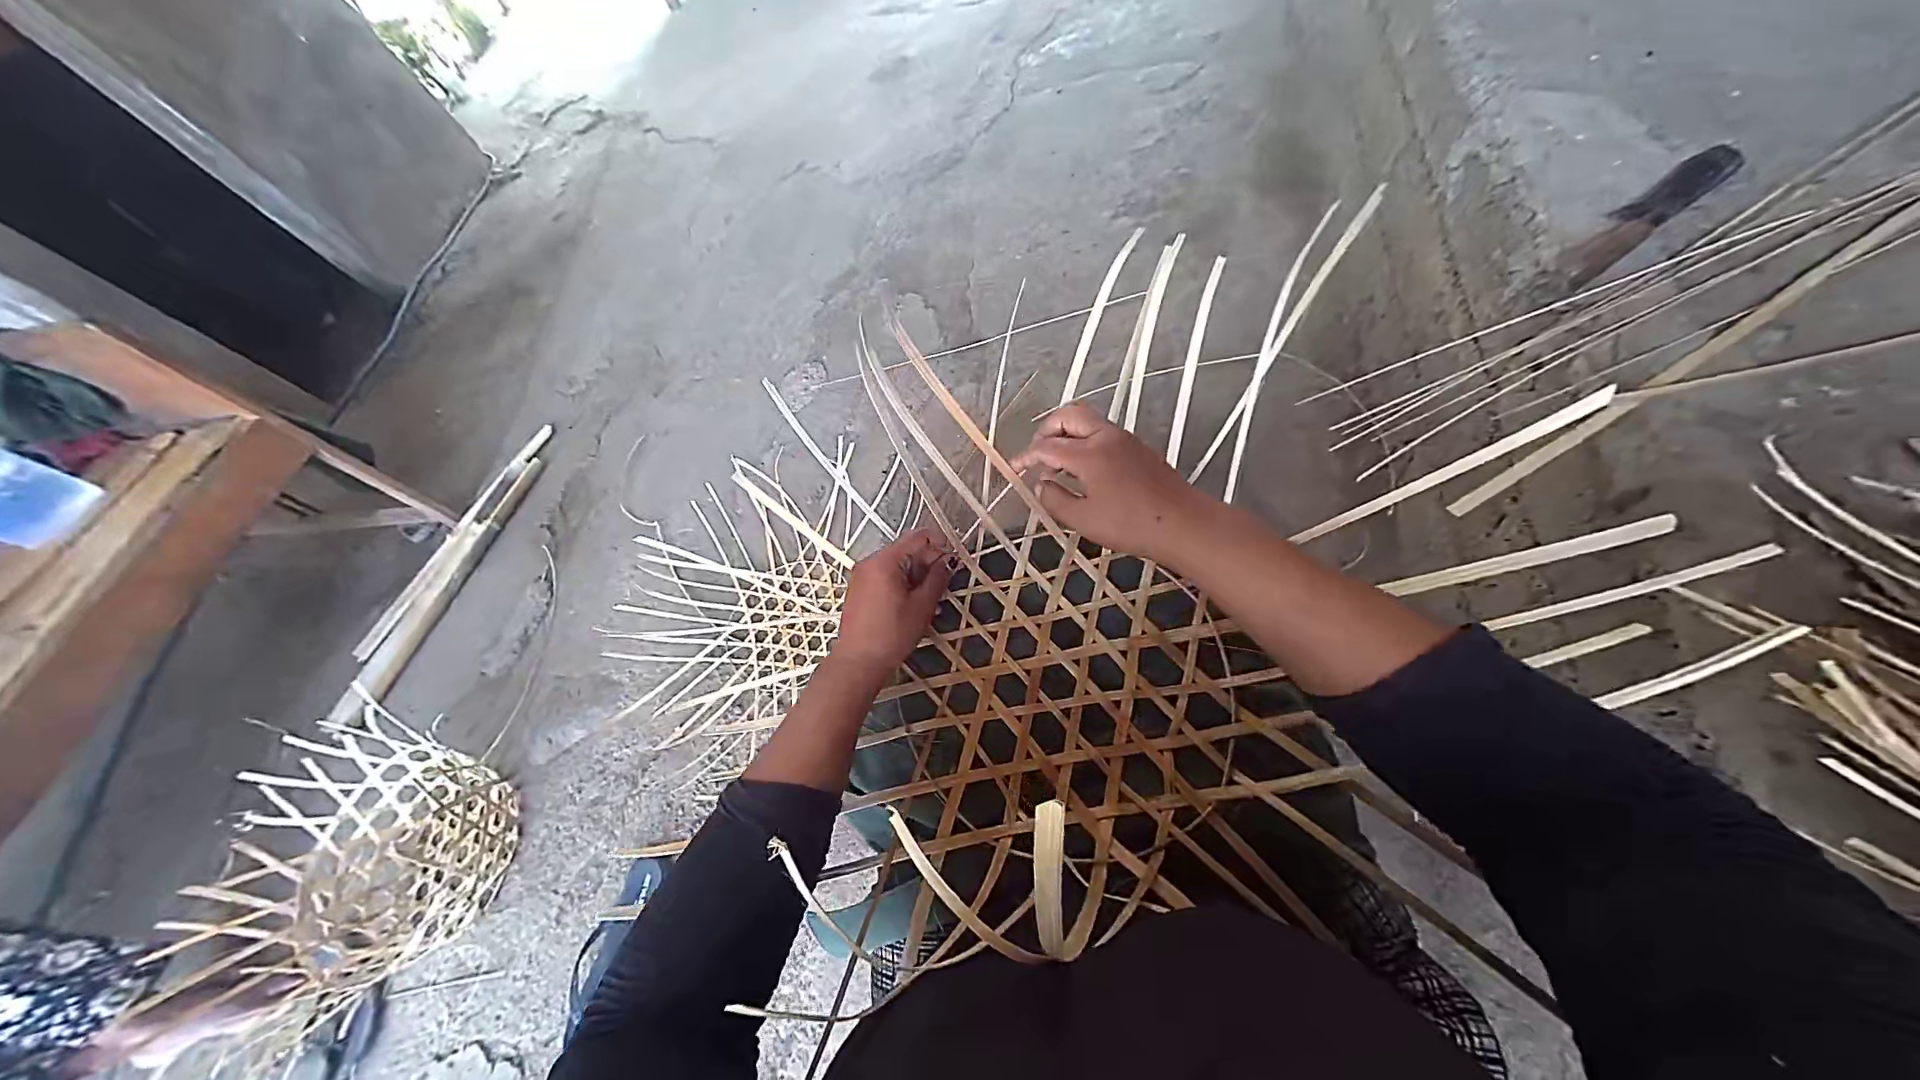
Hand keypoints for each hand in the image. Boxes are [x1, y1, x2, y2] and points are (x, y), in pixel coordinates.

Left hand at [832, 527, 954, 674]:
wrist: (859, 662)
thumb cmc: (891, 635)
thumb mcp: (922, 606)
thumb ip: (938, 578)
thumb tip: (948, 562)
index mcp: (885, 561)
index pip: (919, 538)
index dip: (941, 544)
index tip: (955, 558)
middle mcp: (870, 563)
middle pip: (907, 550)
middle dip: (929, 562)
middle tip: (946, 581)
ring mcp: (862, 576)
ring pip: (897, 565)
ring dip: (917, 575)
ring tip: (932, 598)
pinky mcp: (860, 590)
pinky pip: (886, 576)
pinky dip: (902, 583)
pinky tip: (914, 603)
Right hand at [1009, 402, 1219, 565]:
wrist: (1182, 523)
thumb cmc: (1130, 525)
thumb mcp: (1084, 519)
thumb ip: (1055, 500)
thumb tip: (1041, 485)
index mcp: (1089, 453)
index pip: (1047, 446)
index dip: (1026, 457)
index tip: (1014, 468)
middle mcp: (1106, 437)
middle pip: (1068, 416)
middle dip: (1046, 430)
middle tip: (1036, 453)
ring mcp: (1124, 440)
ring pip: (1087, 421)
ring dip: (1066, 433)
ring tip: (1056, 461)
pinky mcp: (1137, 448)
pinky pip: (1101, 432)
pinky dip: (1083, 440)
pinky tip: (1082, 468)